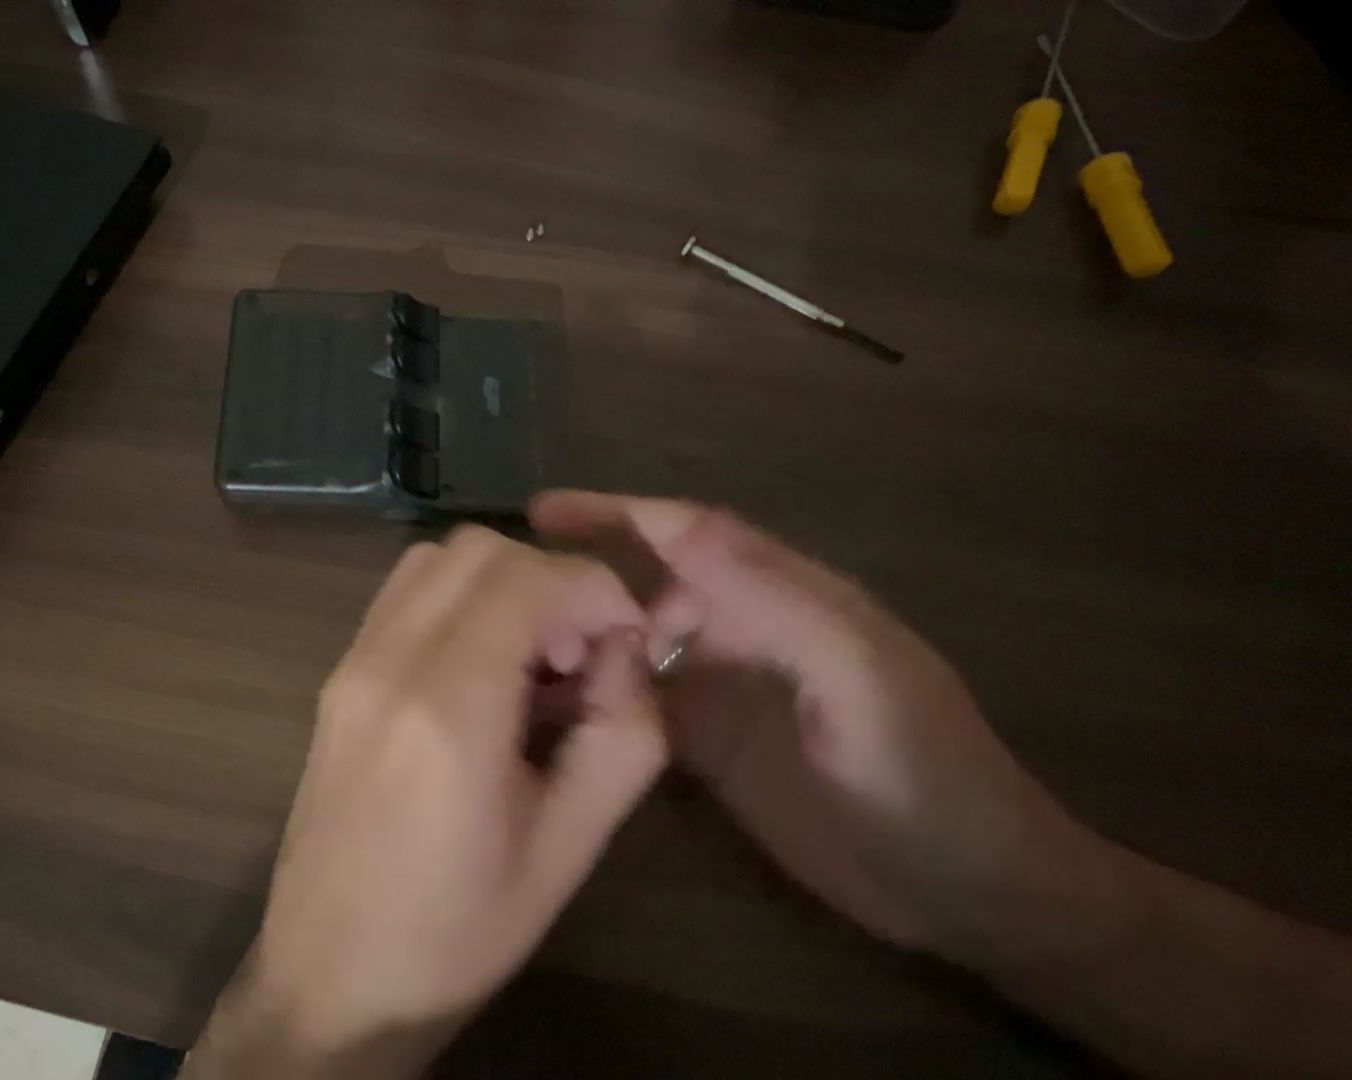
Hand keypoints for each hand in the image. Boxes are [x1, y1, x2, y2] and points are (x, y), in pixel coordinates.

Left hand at [188, 527, 668, 1078]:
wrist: (332, 981)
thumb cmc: (458, 931)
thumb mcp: (568, 848)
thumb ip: (621, 737)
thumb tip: (628, 656)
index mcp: (447, 707)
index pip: (529, 578)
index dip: (596, 588)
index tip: (628, 637)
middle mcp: (386, 663)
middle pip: (479, 551)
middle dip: (549, 579)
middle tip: (579, 654)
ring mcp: (349, 666)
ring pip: (433, 561)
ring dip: (500, 584)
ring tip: (531, 660)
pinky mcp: (334, 681)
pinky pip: (401, 598)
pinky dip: (456, 600)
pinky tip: (480, 670)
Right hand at [531, 492, 1093, 958]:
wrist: (968, 892)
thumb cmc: (928, 779)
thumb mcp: (863, 683)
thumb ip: (779, 604)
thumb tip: (686, 530)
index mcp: (786, 598)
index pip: (689, 535)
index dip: (617, 514)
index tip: (542, 511)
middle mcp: (745, 630)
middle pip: (648, 584)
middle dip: (580, 576)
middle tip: (503, 591)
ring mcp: (723, 689)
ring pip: (633, 645)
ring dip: (578, 637)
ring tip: (506, 646)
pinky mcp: (708, 744)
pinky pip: (638, 707)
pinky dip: (592, 699)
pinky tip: (543, 709)